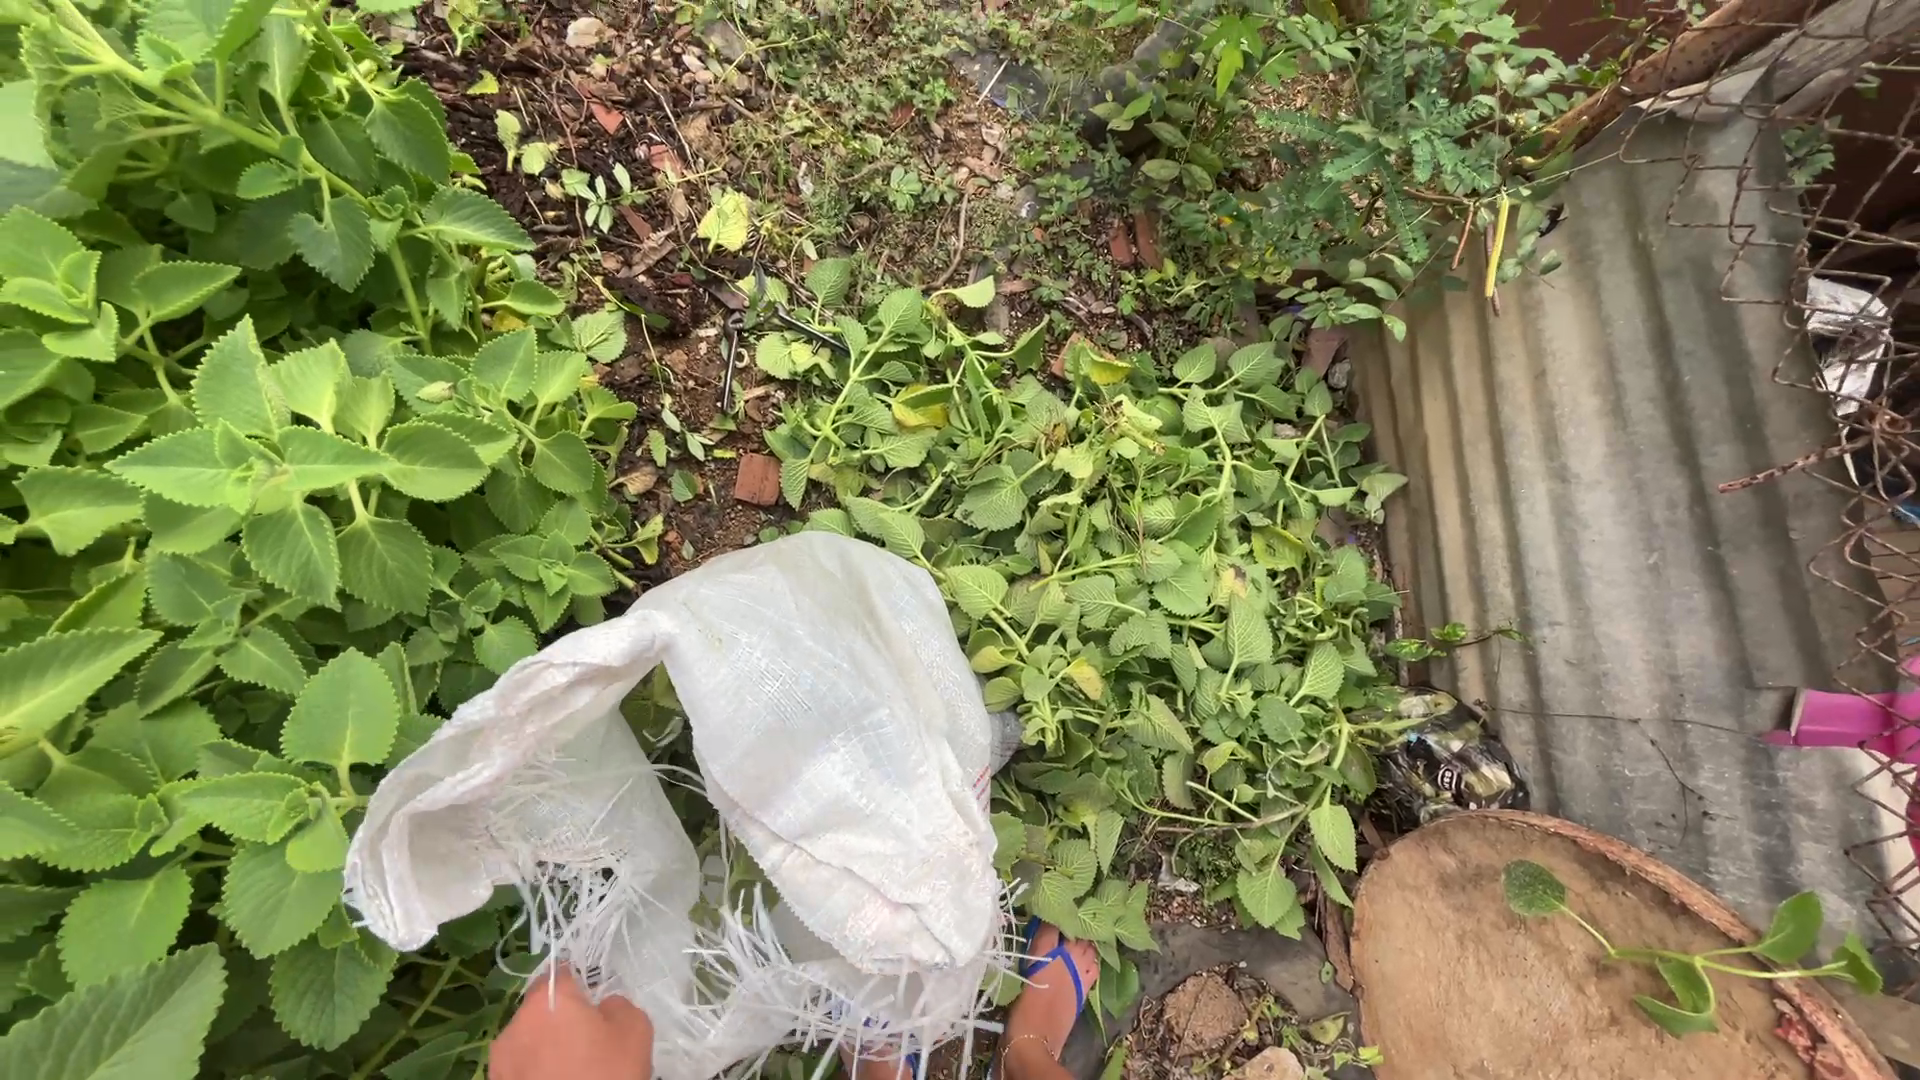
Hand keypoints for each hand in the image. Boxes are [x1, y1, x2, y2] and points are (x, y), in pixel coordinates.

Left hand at [489, 966, 653, 1079]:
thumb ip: (617, 1004)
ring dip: (545, 1046)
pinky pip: (521, 1070)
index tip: (593, 999)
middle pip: (539, 1008)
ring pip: (527, 1040)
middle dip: (560, 1017)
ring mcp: (499, 1065)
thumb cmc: (606, 1074)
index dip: (578, 982)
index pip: (559, 972)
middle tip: (587, 1036)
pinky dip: (536, 1072)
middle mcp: (514, 1027)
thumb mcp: (635, 1026)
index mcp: (547, 1001)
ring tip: (572, 1066)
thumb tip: (601, 1008)